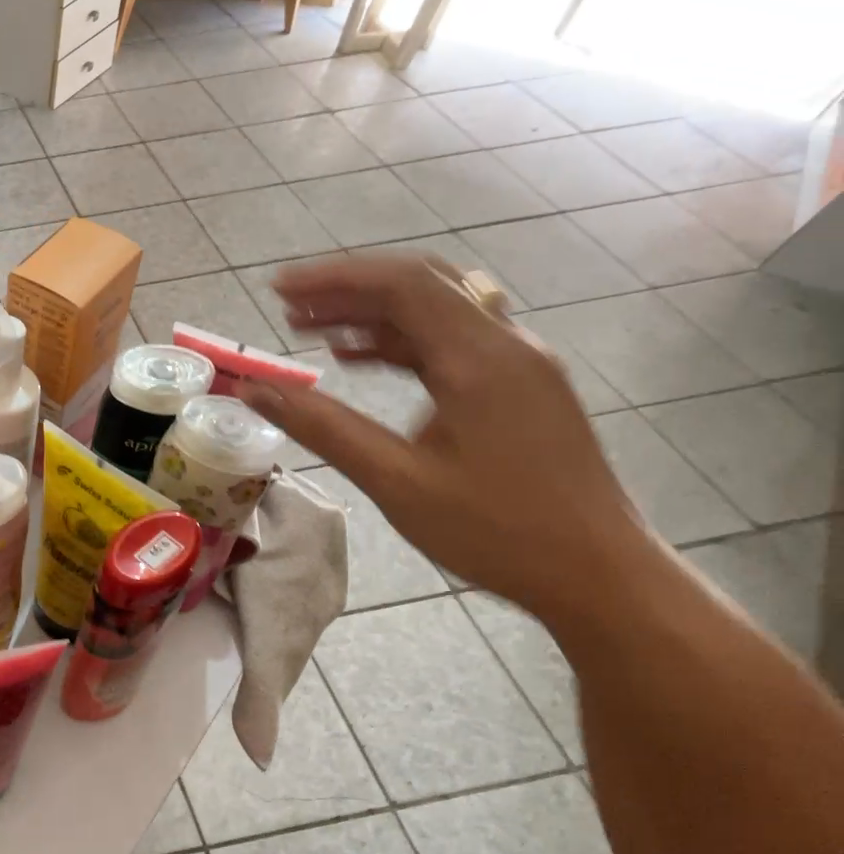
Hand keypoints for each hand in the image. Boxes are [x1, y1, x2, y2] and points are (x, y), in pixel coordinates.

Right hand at [232, 254, 651, 619]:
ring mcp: (519, 365)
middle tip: (288, 306)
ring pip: (436, 312)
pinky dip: (399, 341)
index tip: (276, 288)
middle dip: (349, 288)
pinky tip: (357, 361)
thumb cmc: (497, 531)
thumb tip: (254, 390)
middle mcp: (506, 345)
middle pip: (421, 285)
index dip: (332, 278)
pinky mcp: (520, 387)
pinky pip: (451, 343)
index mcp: (480, 359)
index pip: (402, 284)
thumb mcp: (396, 480)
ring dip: (371, 313)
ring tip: (309, 330)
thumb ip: (323, 427)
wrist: (600, 575)